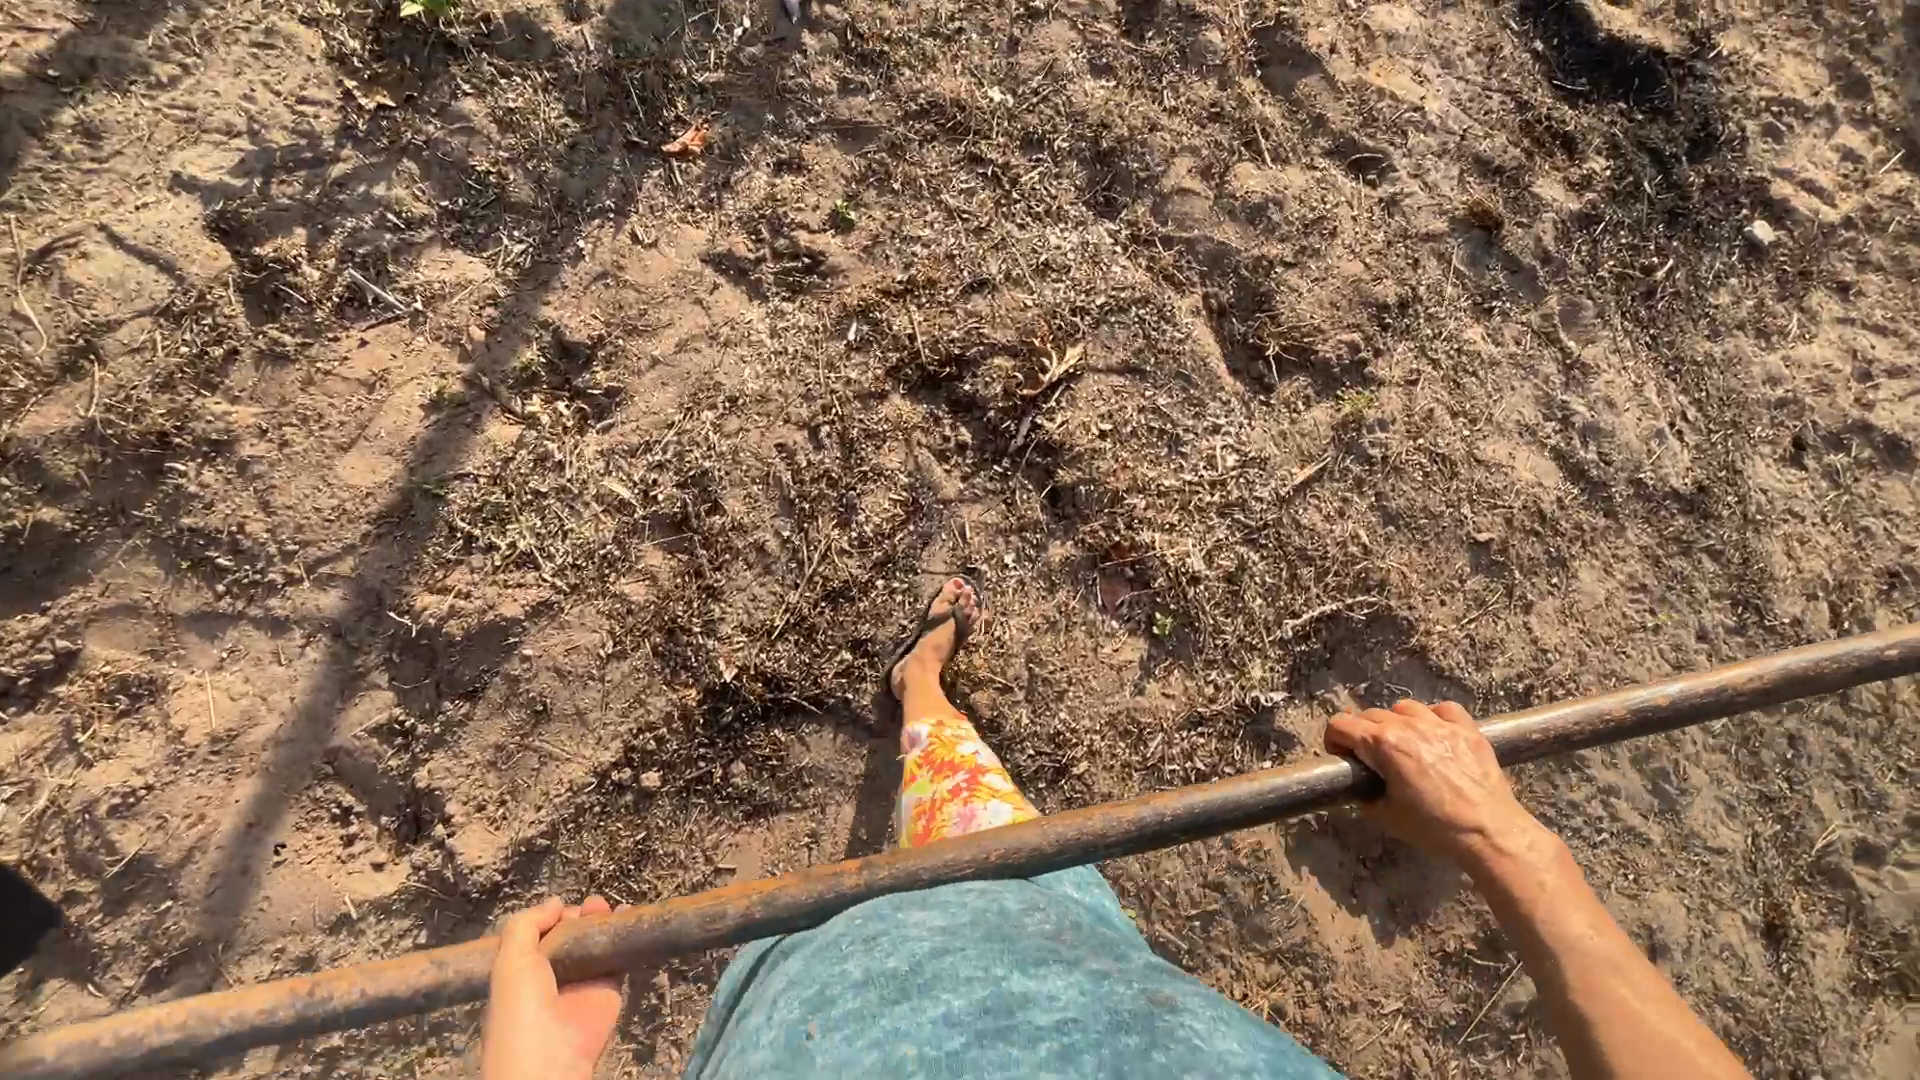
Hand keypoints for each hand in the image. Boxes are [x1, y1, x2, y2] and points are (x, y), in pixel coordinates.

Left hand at [481, 896, 622, 1079]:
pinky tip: (626, 916)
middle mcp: (553, 975)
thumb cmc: (520, 1009)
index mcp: (522, 973)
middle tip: (591, 905)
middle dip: (580, 915)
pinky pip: (618, 955)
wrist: (549, 1058)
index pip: (540, 936)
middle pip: (570, 935)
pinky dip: (624, 934)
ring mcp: (583, 980)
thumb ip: (526, 925)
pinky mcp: (610, 986)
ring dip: (602, 920)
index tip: (562, 908)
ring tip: (605, 907)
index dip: (551, 918)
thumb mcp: (509, 962)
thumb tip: (556, 902)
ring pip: (595, 942)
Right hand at [1324, 700, 1544, 868]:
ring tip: (1405, 744)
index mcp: (1382, 744)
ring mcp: (1440, 725)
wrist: (1490, 834)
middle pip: (1369, 714)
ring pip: (1404, 707)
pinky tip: (1434, 735)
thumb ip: (1362, 793)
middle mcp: (1407, 726)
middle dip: (1363, 734)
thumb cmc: (1434, 828)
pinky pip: (1443, 709)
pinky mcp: (1468, 730)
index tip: (1343, 756)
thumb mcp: (1384, 816)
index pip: (1340, 724)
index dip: (1334, 740)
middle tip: (1373, 759)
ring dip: (1397, 722)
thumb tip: (1358, 784)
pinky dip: (1434, 717)